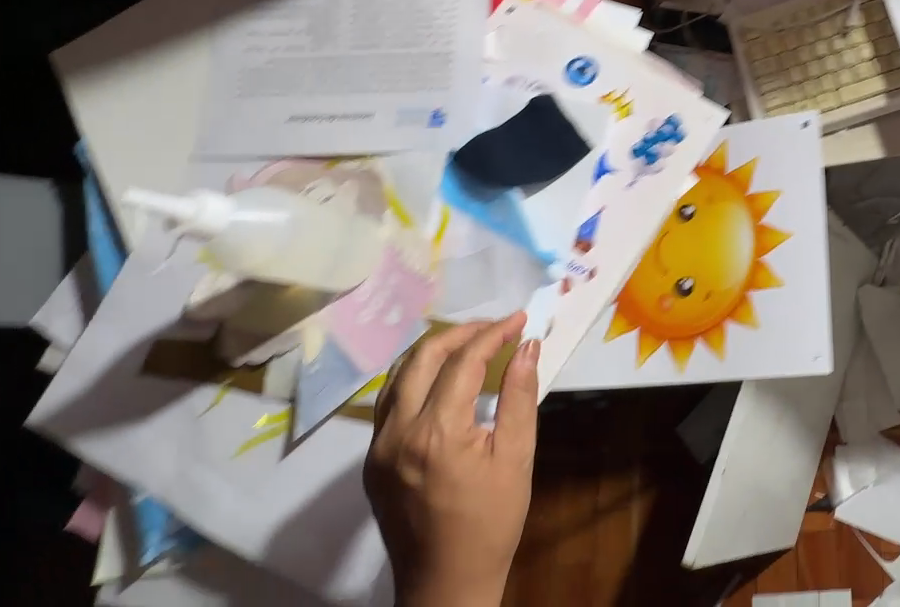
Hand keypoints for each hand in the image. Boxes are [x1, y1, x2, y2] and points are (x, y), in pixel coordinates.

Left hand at [365, 317, 539, 606]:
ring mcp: (377, 448)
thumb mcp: (517, 457)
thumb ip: (520, 396)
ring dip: (435, 351)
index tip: (519, 319)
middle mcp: (397, 433)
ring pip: (399, 376)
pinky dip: (417, 377)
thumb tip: (527, 346)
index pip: (463, 362)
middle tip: (497, 328)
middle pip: (423, 358)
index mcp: (437, 433)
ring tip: (471, 344)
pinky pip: (390, 402)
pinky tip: (442, 378)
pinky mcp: (372, 462)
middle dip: (462, 334)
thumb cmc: (492, 522)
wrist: (446, 583)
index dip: (493, 334)